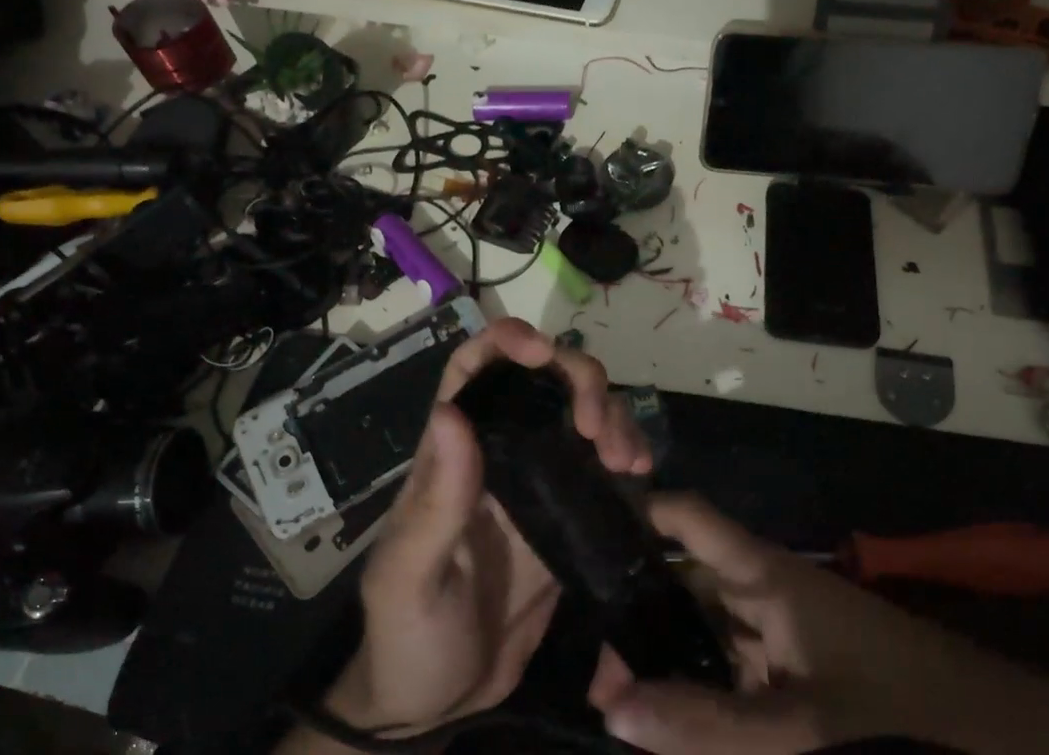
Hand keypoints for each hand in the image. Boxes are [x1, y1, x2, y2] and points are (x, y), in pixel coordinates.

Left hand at [324, 319, 650, 735]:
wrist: (438, 704)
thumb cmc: (408, 638)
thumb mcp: (409, 577)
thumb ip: (435, 500)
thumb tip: (451, 412)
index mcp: (450, 457)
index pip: (472, 373)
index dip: (503, 344)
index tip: (541, 350)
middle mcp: (498, 457)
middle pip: (542, 385)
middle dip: (578, 382)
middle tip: (599, 428)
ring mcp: (539, 487)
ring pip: (581, 419)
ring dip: (612, 418)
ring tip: (628, 459)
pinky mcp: (571, 522)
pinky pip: (605, 471)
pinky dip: (628, 459)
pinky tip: (640, 475)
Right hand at [588, 495, 1048, 754]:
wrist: (983, 730)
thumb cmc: (889, 708)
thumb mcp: (796, 726)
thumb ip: (705, 723)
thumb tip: (610, 711)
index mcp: (762, 574)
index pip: (685, 518)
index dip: (634, 511)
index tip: (577, 534)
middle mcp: (761, 587)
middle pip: (680, 578)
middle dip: (632, 615)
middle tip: (587, 666)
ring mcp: (776, 625)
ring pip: (700, 625)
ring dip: (662, 657)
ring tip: (609, 696)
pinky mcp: (791, 660)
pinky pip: (727, 661)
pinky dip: (696, 684)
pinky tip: (665, 715)